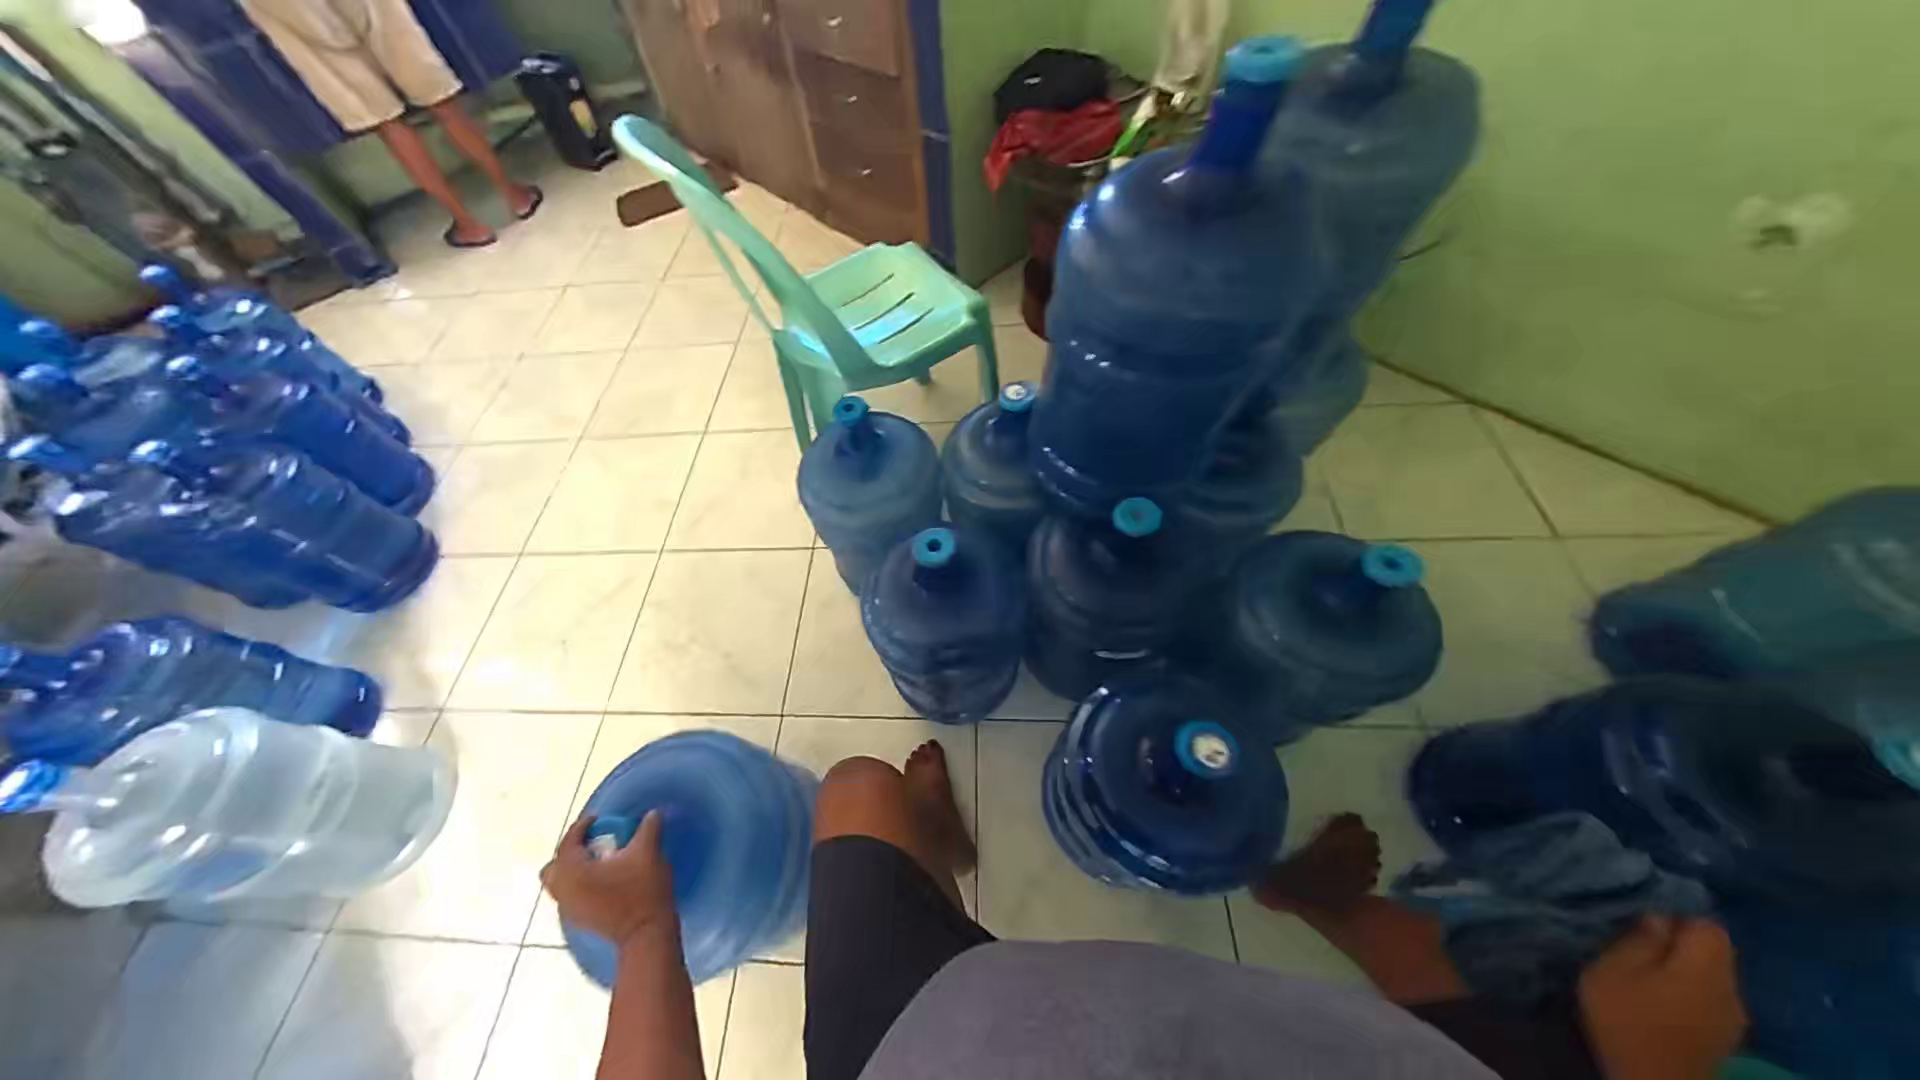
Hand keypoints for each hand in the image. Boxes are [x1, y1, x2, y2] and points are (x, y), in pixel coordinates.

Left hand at [540, 811, 676, 949]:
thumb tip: (651, 814)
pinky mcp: (580, 920)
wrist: (645, 932)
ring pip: (561, 884)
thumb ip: (648, 827)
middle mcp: (563, 890)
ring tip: (601, 861)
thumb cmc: (642, 888)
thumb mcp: (648, 851)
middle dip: (570, 851)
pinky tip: (605, 880)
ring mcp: (569, 908)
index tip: (597, 819)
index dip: (581, 827)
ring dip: (575, 869)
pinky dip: (582, 884)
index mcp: (573, 871)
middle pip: (554, 867)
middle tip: (594, 843)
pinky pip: (571, 896)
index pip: (568, 843)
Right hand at [1579, 915, 1747, 1079]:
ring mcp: (1732, 1017)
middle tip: (1636, 940)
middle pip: (1715, 951)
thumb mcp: (1613, 971)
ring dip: (1682, 963)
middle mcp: (1730, 992)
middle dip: (1680, 939)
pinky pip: (1709, 994)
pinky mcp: (1724, 1034)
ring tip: (1643, 966)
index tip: (1644, 919)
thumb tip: (1657, 917)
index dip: (1679, 916)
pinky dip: (1686, 985)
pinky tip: (1658, 994)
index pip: (1709, 927)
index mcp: (1704, 972)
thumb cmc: (1627, 1021)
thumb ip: (1638, 941)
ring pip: (1712, 973)